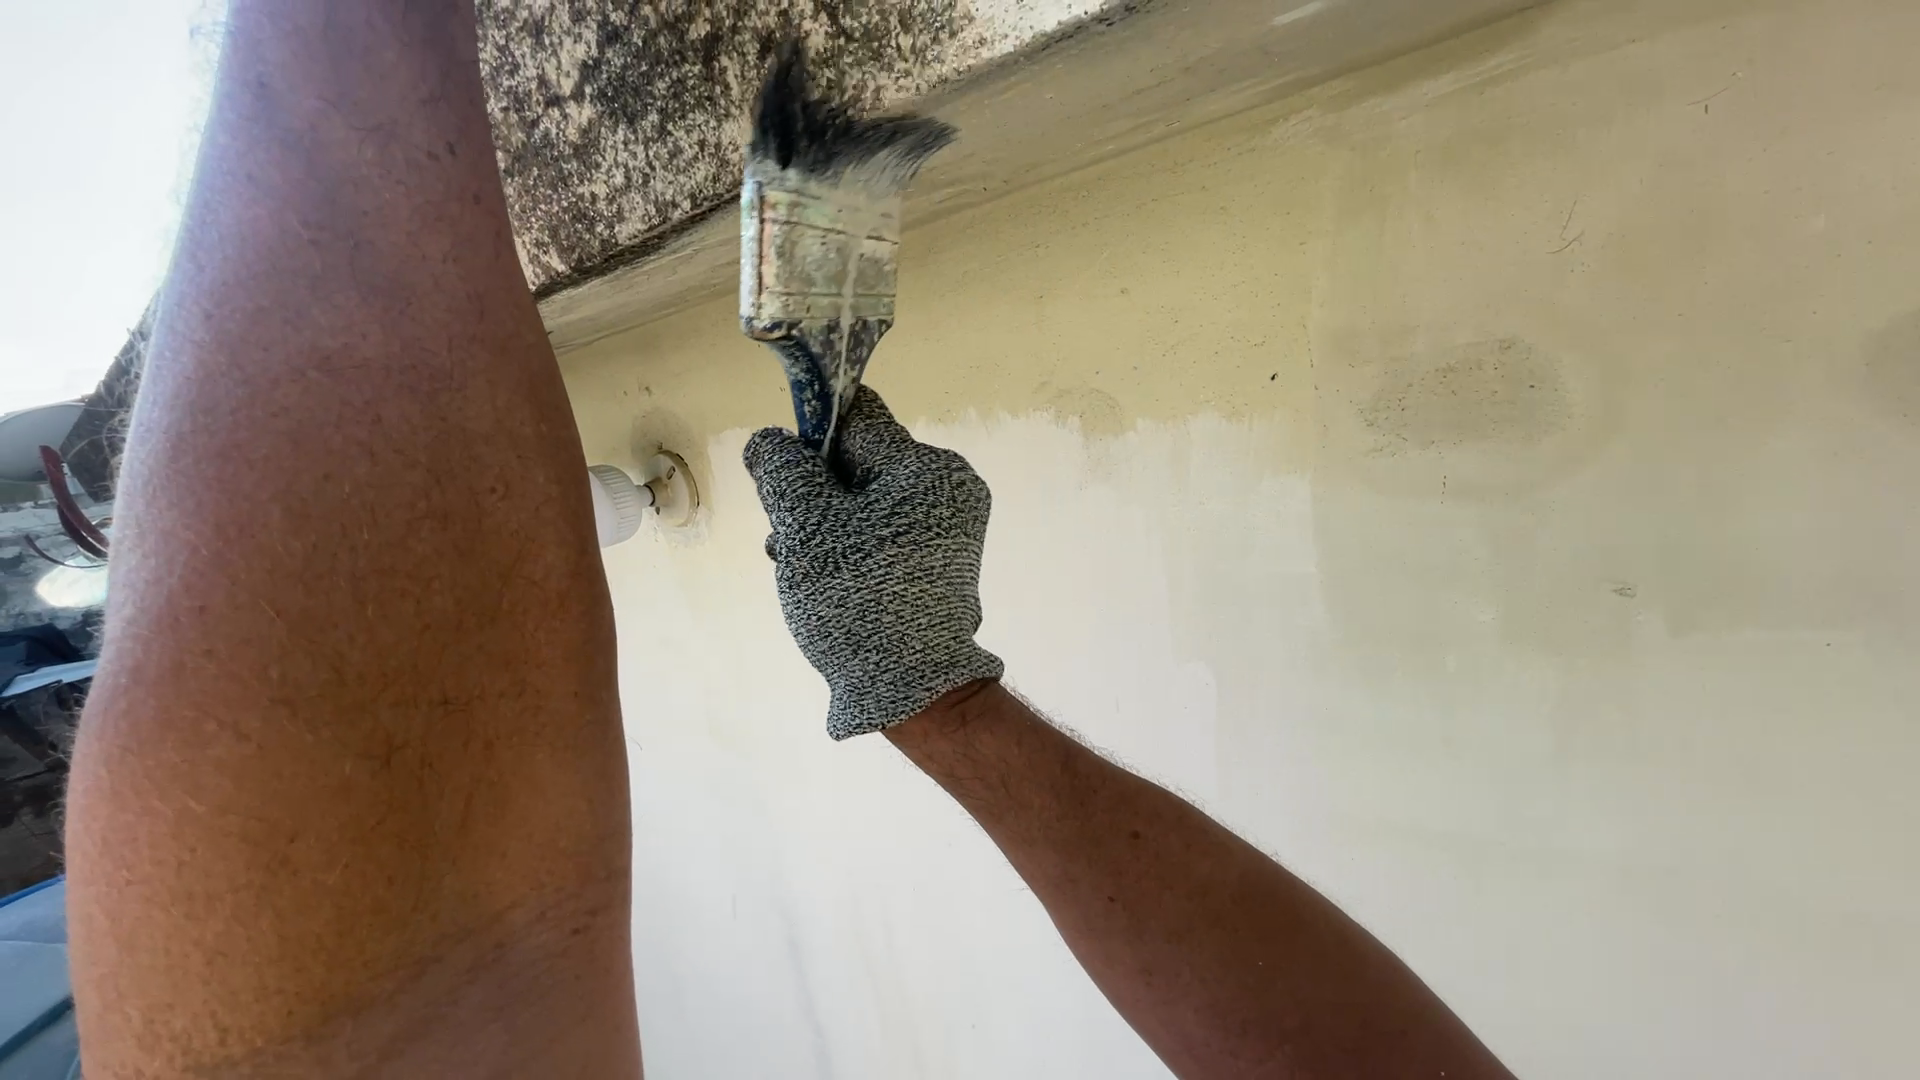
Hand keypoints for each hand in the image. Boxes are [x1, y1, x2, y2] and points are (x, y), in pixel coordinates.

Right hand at [744, 386, 1003, 739]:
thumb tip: (773, 442)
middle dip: (814, 492)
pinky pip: (883, 531)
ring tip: (796, 564)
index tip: (782, 468)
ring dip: (824, 524)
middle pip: (859, 462)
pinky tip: (822, 577)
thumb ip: (784, 469)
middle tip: (786, 534)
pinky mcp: (939, 560)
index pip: (859, 418)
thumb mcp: (808, 526)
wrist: (909, 688)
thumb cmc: (858, 598)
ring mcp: (947, 528)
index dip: (812, 434)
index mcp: (927, 468)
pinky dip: (850, 545)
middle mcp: (948, 488)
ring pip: (865, 501)